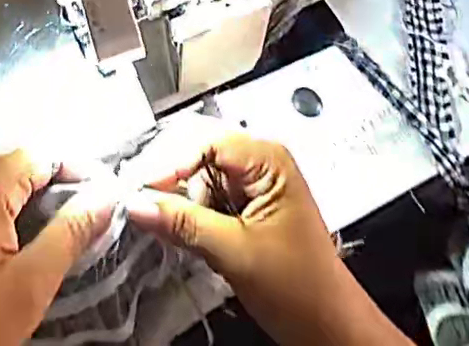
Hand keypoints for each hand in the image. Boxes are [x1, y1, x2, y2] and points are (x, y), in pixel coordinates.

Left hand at [0, 129, 115, 345]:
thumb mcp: (29, 286)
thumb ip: (70, 233)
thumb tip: (109, 192)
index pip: (45, 155)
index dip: (74, 173)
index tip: (96, 199)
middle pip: (15, 155)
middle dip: (45, 174)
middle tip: (70, 210)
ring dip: (7, 166)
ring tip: (32, 197)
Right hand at [122, 132, 408, 345]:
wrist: (331, 330)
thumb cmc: (298, 288)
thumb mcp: (234, 252)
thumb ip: (183, 224)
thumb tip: (137, 202)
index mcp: (267, 158)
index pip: (206, 142)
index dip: (171, 164)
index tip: (141, 190)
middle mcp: (262, 161)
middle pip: (201, 156)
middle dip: (174, 184)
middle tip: (144, 207)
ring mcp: (256, 184)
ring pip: (202, 179)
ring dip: (183, 203)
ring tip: (169, 228)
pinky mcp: (250, 206)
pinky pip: (212, 198)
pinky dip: (195, 215)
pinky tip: (187, 233)